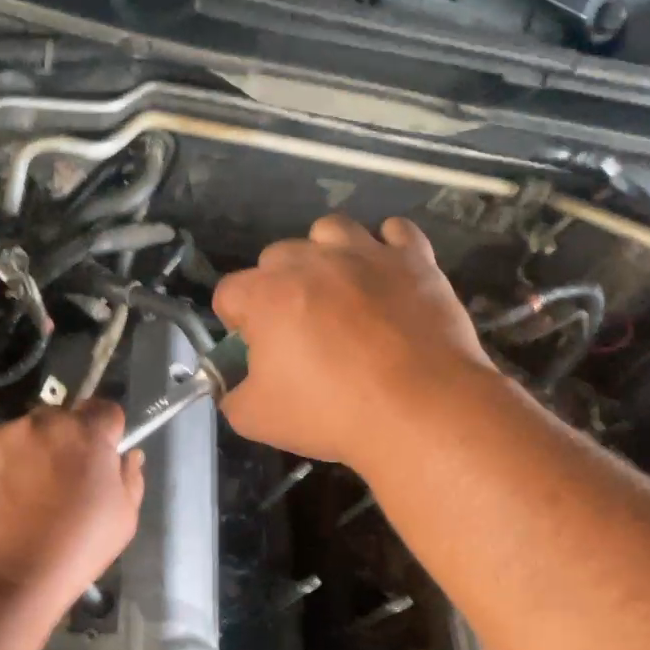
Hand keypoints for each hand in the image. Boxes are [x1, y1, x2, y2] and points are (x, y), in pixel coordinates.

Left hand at [0, 401, 143, 611]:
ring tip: (18, 501)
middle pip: (57, 421)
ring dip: (23, 455)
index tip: (96, 460)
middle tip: (55, 485)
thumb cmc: (71, 555)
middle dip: (61, 444)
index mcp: (84, 434)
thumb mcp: (122, 522)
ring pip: (18, 436)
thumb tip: (125, 455)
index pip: (103, 409)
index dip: (103, 434)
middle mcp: (38, 424)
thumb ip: (129, 477)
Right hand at [214, 214, 499, 470]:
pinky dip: (383, 248)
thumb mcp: (254, 418)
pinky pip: (395, 232)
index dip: (233, 321)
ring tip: (333, 290)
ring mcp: (367, 255)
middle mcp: (313, 262)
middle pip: (275, 256)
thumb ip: (232, 395)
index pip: (228, 292)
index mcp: (267, 296)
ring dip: (322, 254)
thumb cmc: (329, 412)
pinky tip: (381, 277)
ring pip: (330, 230)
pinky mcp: (414, 260)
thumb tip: (235, 387)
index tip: (249, 348)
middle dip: (274, 286)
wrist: (420, 409)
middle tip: (292, 327)